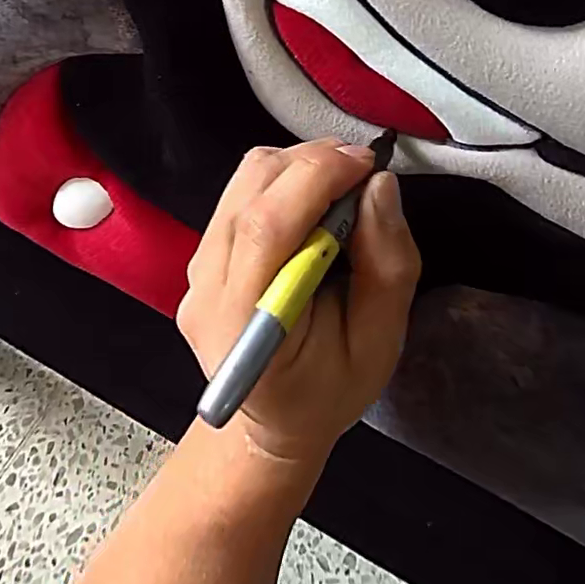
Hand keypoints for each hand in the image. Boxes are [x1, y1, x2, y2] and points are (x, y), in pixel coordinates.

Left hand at [178, 138, 421, 463]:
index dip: (319, 178)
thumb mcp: (381, 343)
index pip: (268, 225)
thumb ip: (387, 264)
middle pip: (253, 188)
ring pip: (245, 178)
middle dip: (316, 161)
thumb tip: (380, 186)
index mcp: (247, 323)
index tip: (370, 165)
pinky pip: (241, 191)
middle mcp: (207, 287)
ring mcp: (197, 268)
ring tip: (342, 185)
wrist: (273, 421)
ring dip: (300, 164)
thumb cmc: (329, 390)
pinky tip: (313, 201)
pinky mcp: (202, 253)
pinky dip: (284, 178)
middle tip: (364, 171)